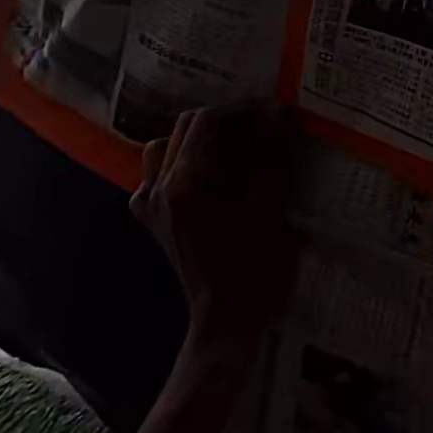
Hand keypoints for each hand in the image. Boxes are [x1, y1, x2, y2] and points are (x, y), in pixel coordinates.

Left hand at [129, 104, 299, 342]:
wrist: (229, 322)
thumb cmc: (255, 268)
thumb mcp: (270, 206)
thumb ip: (272, 156)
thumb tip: (281, 113)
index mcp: (185, 182)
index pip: (207, 122)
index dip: (239, 111)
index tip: (268, 112)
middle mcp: (159, 187)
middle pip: (186, 129)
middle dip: (223, 121)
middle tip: (258, 125)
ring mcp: (151, 204)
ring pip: (166, 147)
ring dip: (198, 139)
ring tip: (231, 145)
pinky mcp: (154, 220)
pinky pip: (155, 177)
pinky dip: (176, 165)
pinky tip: (200, 173)